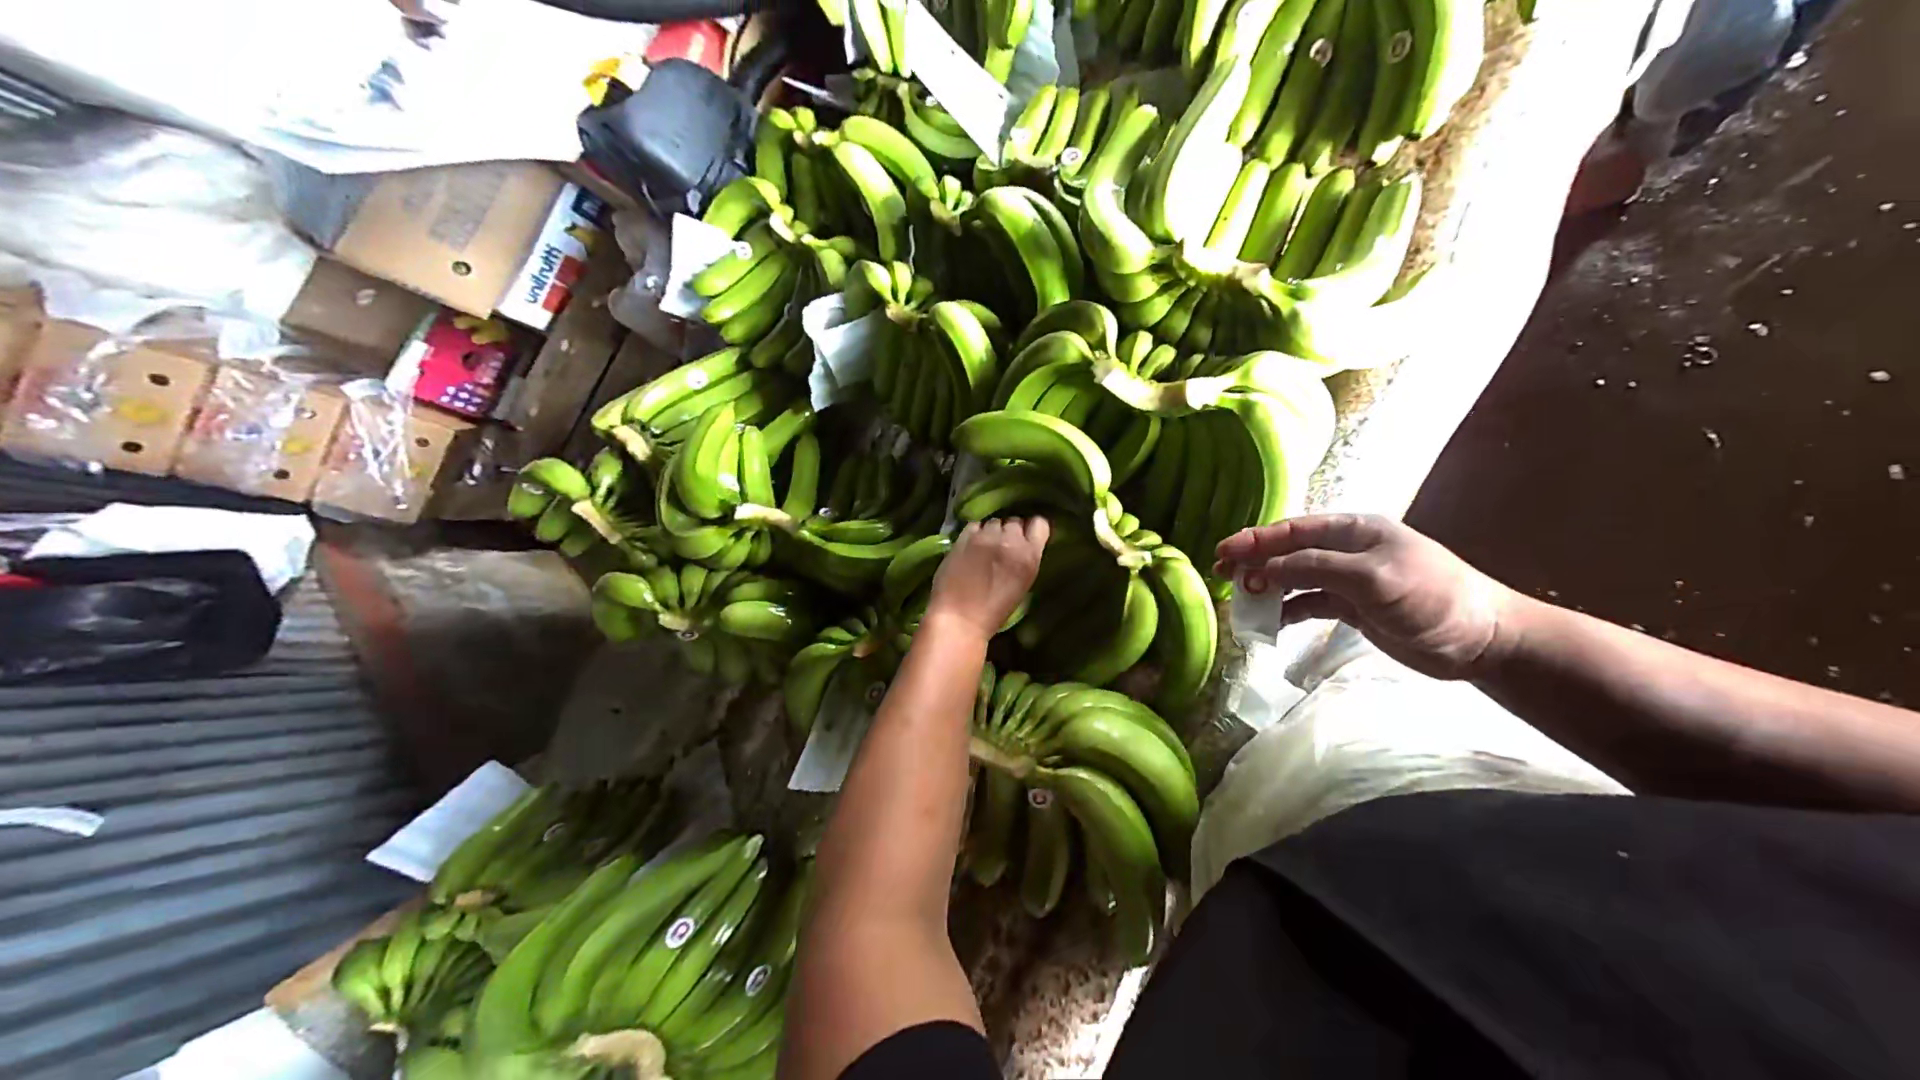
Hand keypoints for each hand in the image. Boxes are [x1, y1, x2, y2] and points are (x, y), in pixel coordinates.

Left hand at [925, 518, 1049, 641]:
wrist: (959, 618)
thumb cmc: (994, 611)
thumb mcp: (1023, 585)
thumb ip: (1025, 559)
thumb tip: (1023, 545)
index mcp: (1030, 556)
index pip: (1039, 523)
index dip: (1031, 528)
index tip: (1026, 536)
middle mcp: (1010, 541)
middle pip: (1015, 521)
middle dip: (1010, 531)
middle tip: (1002, 545)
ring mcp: (986, 537)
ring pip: (994, 521)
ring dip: (991, 531)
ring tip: (984, 546)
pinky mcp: (964, 537)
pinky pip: (974, 524)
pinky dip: (974, 532)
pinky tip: (969, 546)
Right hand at [1214, 514, 1520, 679]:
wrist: (1481, 640)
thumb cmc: (1430, 597)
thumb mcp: (1370, 578)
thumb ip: (1313, 569)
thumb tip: (1262, 571)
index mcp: (1353, 530)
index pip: (1292, 530)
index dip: (1254, 539)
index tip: (1221, 552)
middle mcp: (1346, 550)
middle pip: (1287, 552)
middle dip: (1253, 562)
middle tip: (1220, 576)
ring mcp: (1347, 580)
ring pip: (1293, 578)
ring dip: (1266, 587)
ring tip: (1239, 601)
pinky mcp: (1352, 608)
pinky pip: (1307, 604)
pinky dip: (1286, 611)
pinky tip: (1268, 623)